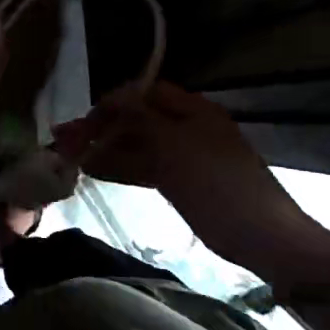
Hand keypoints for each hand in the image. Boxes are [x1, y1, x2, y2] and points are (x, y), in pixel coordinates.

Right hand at [56, 83, 329, 284]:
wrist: (263, 236)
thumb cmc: (218, 185)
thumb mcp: (176, 146)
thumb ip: (142, 118)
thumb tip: (116, 96)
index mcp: (194, 109)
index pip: (145, 93)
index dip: (113, 102)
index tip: (82, 121)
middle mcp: (189, 126)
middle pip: (140, 119)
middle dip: (104, 127)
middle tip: (66, 142)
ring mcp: (187, 156)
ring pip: (141, 145)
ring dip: (108, 148)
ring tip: (71, 158)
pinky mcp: (185, 183)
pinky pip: (148, 168)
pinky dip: (122, 168)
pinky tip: (96, 172)